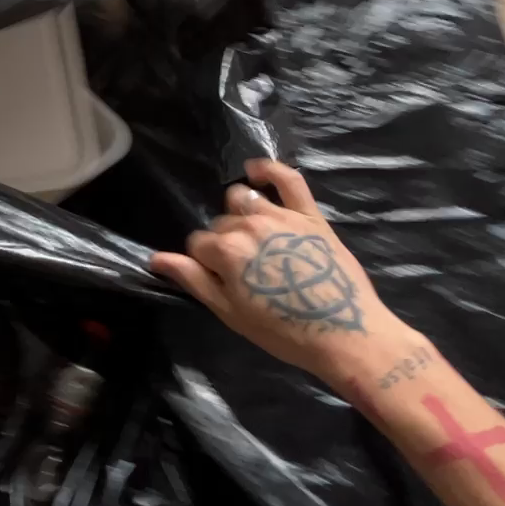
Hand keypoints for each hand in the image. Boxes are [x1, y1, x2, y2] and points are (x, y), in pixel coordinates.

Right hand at [150, 159, 412, 381]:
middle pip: (220, 222)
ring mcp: (279, 215)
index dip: (205, 263)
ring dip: (240, 214)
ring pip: (242, 199)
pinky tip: (256, 171)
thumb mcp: (230, 313)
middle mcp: (248, 225)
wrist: (349, 335)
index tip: (221, 280)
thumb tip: (155, 258)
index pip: (198, 243)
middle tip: (245, 271)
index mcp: (225, 251)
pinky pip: (287, 178)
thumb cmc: (284, 331)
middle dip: (224, 242)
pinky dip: (268, 170)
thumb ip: (192, 279)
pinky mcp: (308, 214)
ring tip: (255, 239)